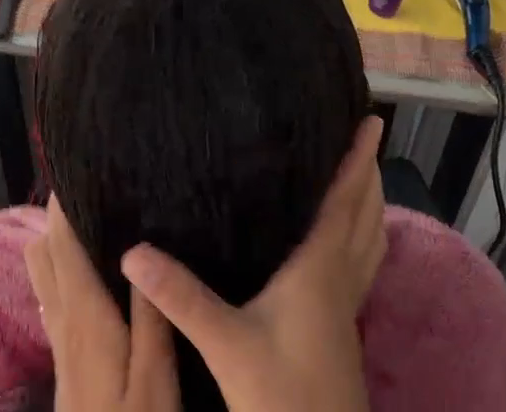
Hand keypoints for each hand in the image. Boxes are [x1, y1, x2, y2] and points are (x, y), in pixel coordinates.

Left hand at [26, 195, 180, 411]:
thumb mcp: (155, 374)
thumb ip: (150, 316)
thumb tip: (143, 251)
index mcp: (84, 315)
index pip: (61, 245)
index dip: (63, 206)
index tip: (80, 170)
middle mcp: (63, 320)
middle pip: (41, 254)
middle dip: (58, 219)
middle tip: (96, 194)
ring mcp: (60, 340)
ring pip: (44, 276)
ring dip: (59, 245)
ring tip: (98, 225)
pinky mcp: (65, 357)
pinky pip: (54, 297)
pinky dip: (65, 272)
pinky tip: (98, 275)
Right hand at [121, 117, 386, 411]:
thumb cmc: (281, 395)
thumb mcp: (226, 344)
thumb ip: (182, 297)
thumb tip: (133, 251)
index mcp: (321, 268)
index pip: (345, 200)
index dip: (358, 159)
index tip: (372, 121)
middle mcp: (341, 279)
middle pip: (367, 215)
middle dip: (369, 174)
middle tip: (363, 139)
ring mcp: (346, 306)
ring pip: (370, 242)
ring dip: (370, 206)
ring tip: (360, 180)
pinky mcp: (342, 328)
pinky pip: (361, 266)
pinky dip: (361, 239)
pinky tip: (338, 247)